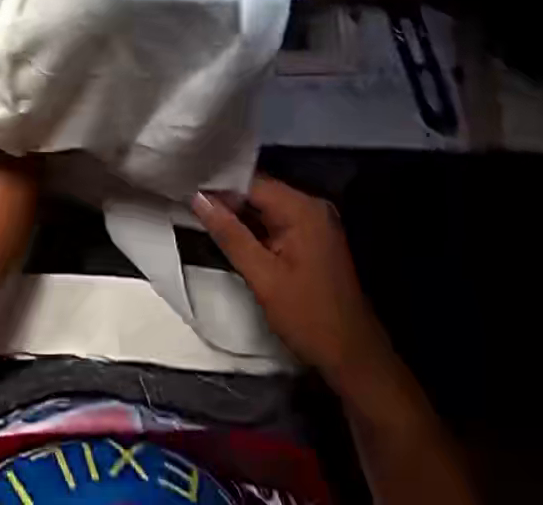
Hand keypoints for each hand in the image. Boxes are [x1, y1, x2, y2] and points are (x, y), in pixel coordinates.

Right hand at [192, 175, 390, 377]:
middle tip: (189, 204)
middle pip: (259, 192)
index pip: (252, 183)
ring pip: (266, 208)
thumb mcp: (263, 277)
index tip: (187, 190)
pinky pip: (276, 222)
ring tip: (201, 215)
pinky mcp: (313, 239)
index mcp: (303, 209)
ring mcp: (315, 223)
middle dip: (226, 200)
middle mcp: (311, 207)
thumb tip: (199, 198)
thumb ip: (230, 234)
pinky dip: (254, 228)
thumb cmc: (309, 318)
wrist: (355, 358)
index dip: (218, 186)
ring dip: (238, 215)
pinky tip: (229, 234)